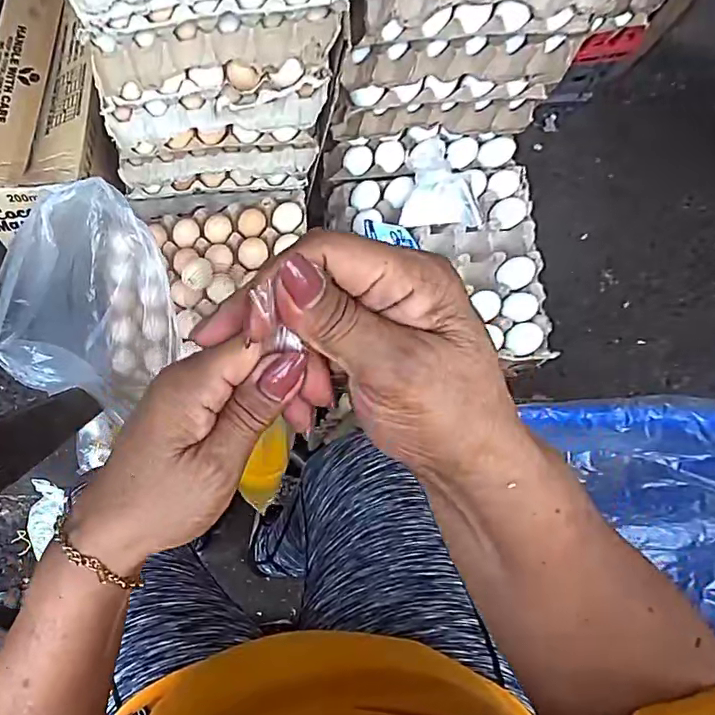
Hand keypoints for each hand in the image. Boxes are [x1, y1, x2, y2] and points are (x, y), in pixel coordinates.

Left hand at [65, 338, 306, 575]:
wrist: (113, 526)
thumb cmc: (162, 505)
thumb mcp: (217, 465)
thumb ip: (252, 411)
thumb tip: (290, 361)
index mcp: (189, 382)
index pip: (252, 337)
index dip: (292, 350)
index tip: (320, 385)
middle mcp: (182, 373)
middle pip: (248, 346)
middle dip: (287, 368)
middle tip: (312, 412)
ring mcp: (181, 386)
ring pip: (241, 365)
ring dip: (274, 385)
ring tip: (300, 422)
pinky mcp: (183, 403)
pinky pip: (226, 384)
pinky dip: (253, 398)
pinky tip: (273, 419)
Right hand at [193, 229, 528, 485]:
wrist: (465, 462)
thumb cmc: (452, 420)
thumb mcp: (392, 369)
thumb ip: (338, 321)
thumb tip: (290, 276)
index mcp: (410, 278)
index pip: (324, 252)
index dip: (278, 284)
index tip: (252, 327)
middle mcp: (388, 285)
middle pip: (306, 281)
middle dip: (277, 325)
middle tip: (249, 359)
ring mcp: (371, 312)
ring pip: (301, 315)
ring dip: (289, 356)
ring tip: (305, 397)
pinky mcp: (358, 337)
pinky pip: (310, 341)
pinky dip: (299, 371)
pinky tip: (309, 399)